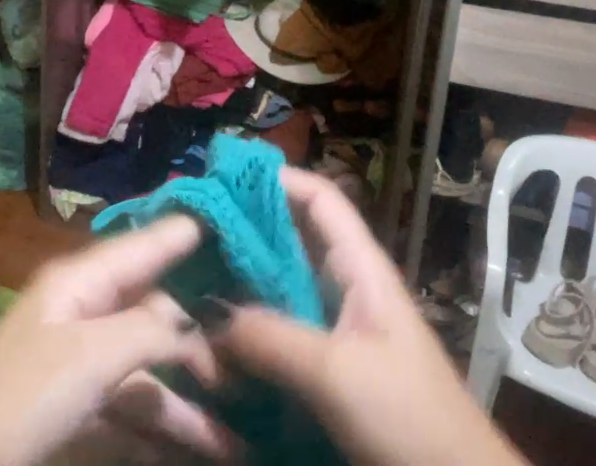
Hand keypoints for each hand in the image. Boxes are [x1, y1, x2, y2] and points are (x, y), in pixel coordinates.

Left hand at [0, 215, 235, 465]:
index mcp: (80, 283)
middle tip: (253, 371)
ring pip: (149, 373)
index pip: (143, 245)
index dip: (184, 232)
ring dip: (190, 408)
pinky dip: (163, 431)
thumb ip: (149, 330)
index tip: (233, 220)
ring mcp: (80, 363)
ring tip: (238, 445)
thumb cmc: (22, 395)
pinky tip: (199, 452)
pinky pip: (133, 410)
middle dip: (201, 345)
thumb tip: (199, 321)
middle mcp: (84, 313)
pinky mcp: (77, 407)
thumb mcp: (90, 354)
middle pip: (155, 316)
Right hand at [210, 168, 526, 465]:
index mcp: (361, 268)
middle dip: (241, 231)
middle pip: (289, 240)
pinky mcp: (324, 372)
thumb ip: (269, 337)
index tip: (219, 178)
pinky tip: (208, 339)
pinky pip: (274, 336)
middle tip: (185, 233)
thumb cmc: (410, 418)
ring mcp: (335, 331)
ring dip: (236, 285)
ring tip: (185, 279)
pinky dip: (243, 332)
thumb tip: (205, 316)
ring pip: (276, 289)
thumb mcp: (337, 372)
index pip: (319, 198)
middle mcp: (345, 289)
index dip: (275, 178)